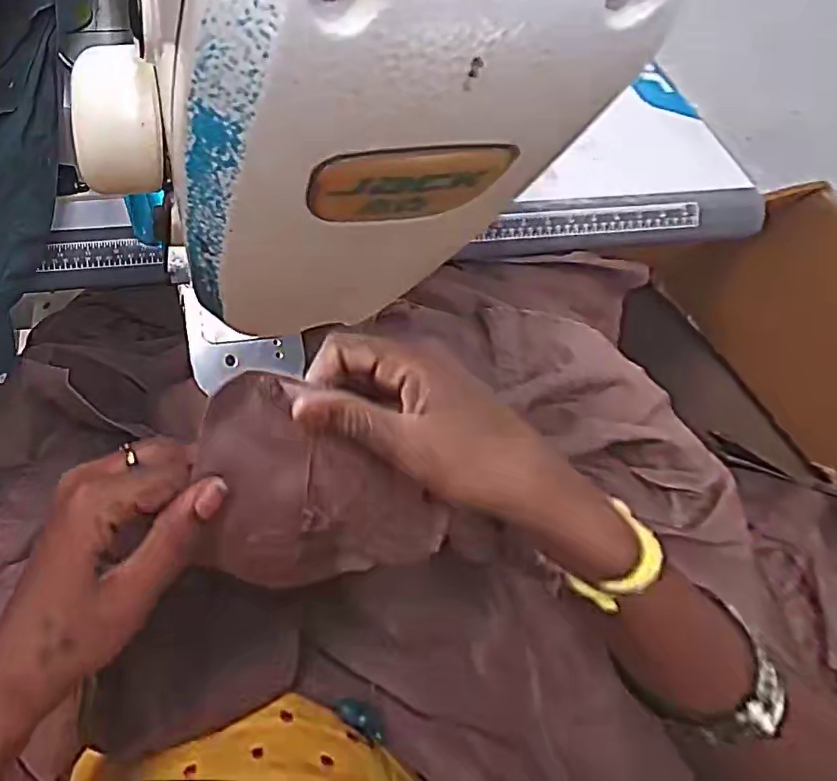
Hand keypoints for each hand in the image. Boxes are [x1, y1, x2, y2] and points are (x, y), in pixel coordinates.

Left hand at [0, 439, 228, 728]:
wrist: (19, 666)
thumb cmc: (75, 639)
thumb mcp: (132, 595)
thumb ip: (174, 537)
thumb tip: (217, 487)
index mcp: (93, 495)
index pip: (167, 470)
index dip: (202, 485)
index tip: (231, 507)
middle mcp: (82, 475)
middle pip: (152, 454)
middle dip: (188, 473)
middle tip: (218, 509)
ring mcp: (74, 482)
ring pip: (140, 459)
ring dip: (172, 477)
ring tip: (199, 512)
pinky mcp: (73, 495)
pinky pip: (124, 472)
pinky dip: (151, 485)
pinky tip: (169, 515)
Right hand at [288, 332, 601, 539]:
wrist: (539, 490)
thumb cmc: (471, 463)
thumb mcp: (403, 442)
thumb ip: (348, 416)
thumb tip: (296, 403)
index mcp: (410, 356)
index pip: (342, 345)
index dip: (318, 375)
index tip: (312, 416)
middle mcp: (418, 355)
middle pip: (356, 357)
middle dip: (332, 388)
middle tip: (321, 429)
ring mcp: (431, 375)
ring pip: (372, 377)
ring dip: (351, 401)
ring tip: (341, 436)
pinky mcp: (438, 397)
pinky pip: (390, 392)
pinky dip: (372, 409)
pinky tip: (369, 437)